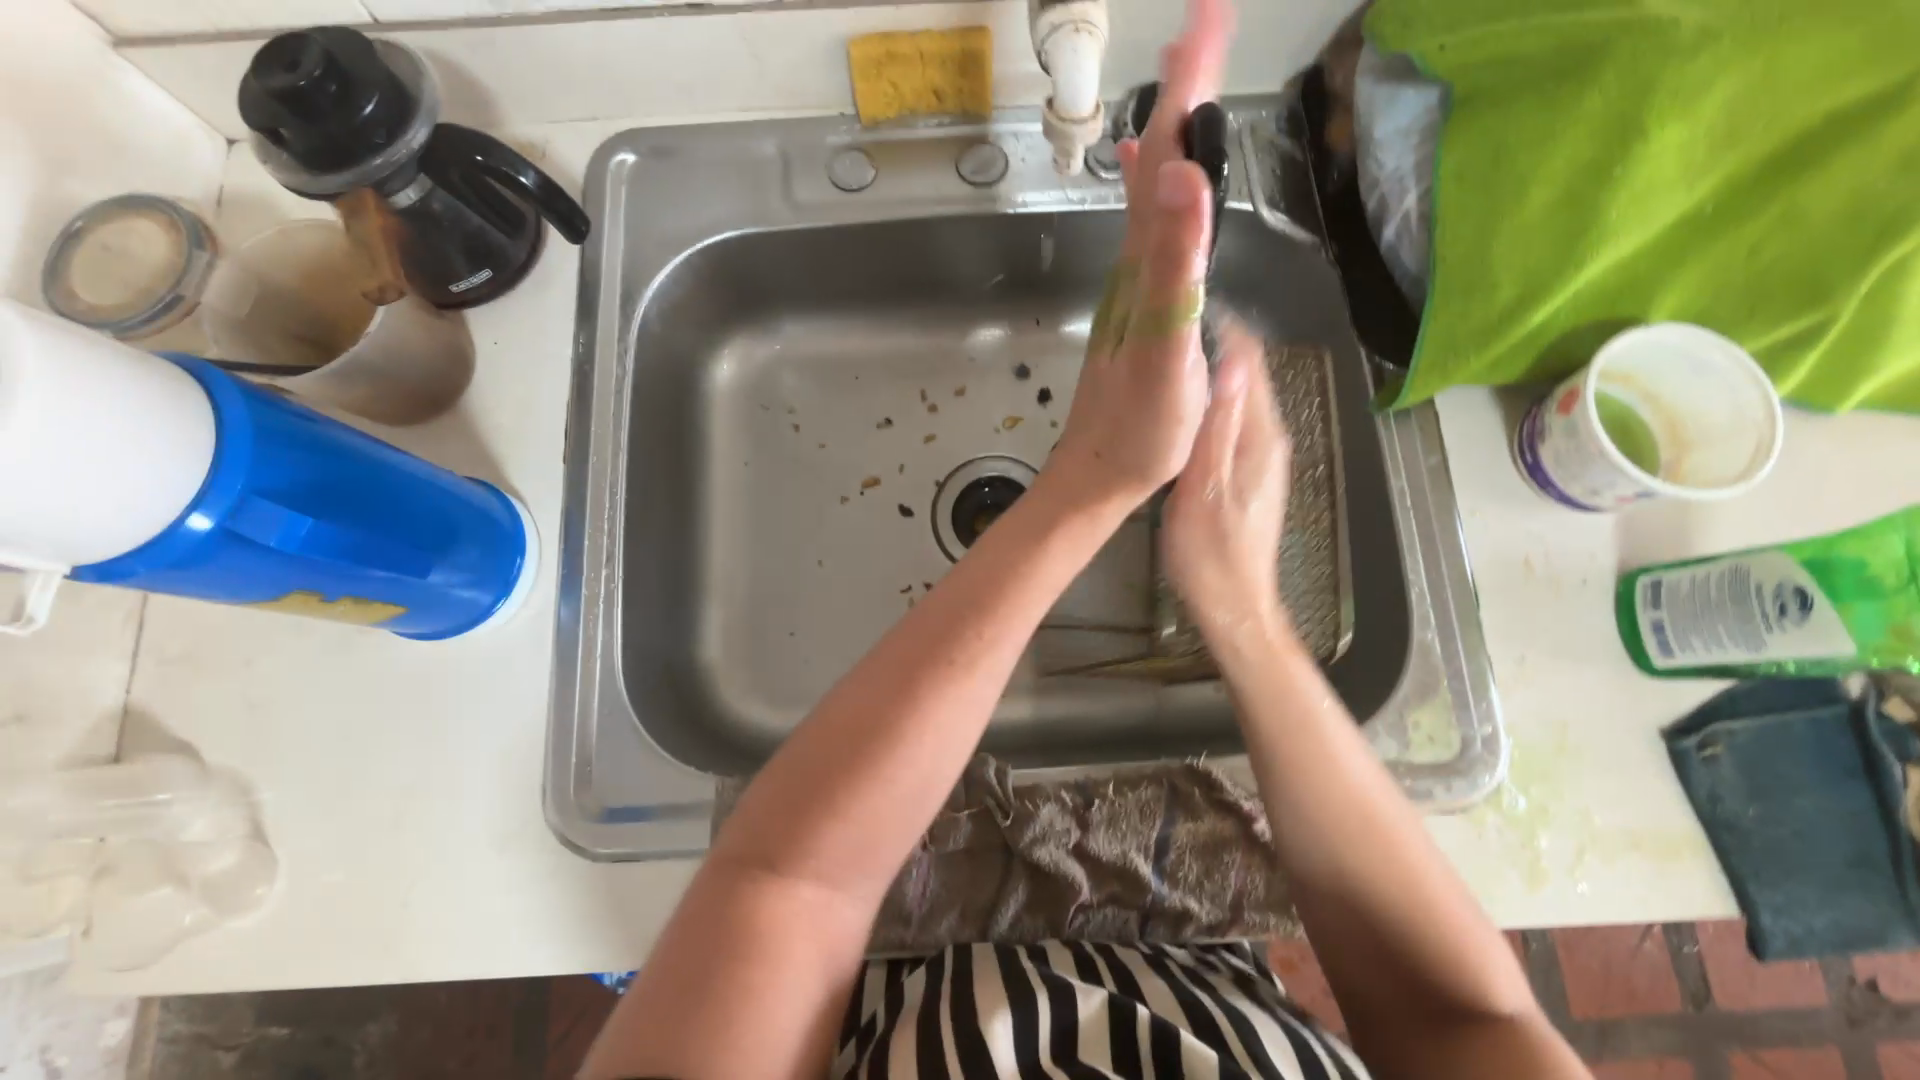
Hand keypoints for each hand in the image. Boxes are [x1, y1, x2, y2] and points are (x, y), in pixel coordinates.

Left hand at [1044, 0, 1233, 507]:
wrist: (1098, 470)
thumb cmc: (1139, 428)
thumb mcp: (1166, 349)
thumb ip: (1174, 265)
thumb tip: (1178, 175)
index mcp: (1148, 261)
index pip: (1167, 155)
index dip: (1188, 87)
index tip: (1206, 19)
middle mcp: (1135, 259)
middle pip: (1156, 157)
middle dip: (1183, 88)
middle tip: (1205, 25)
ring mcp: (1133, 279)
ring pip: (1150, 185)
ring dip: (1169, 125)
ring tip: (1185, 77)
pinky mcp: (1137, 301)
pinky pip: (1145, 225)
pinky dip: (1150, 183)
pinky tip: (1145, 174)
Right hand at [1163, 318, 1291, 634]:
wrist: (1233, 603)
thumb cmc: (1211, 552)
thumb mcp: (1205, 487)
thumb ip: (1219, 426)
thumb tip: (1230, 363)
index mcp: (1260, 435)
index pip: (1250, 360)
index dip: (1223, 326)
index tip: (1185, 303)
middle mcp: (1269, 437)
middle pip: (1246, 373)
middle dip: (1213, 344)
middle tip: (1165, 326)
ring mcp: (1261, 455)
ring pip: (1238, 395)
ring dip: (1210, 372)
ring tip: (1166, 355)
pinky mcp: (1248, 471)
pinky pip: (1232, 419)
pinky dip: (1210, 401)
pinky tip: (1179, 404)